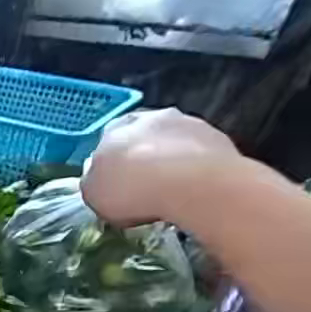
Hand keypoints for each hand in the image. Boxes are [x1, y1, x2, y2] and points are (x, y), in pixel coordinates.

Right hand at [80, 108, 247, 226]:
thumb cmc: (131, 190)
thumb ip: (94, 181)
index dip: (109, 162)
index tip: (113, 182)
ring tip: (168, 190)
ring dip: (169, 159)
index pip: (106, 140)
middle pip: (142, 136)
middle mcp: (151, 117)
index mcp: (115, 129)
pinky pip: (197, 153)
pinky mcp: (217, 137)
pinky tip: (190, 190)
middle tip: (140, 184)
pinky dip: (193, 168)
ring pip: (171, 142)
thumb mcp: (93, 194)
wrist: (191, 185)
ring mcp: (188, 123)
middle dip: (141, 155)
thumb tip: (98, 177)